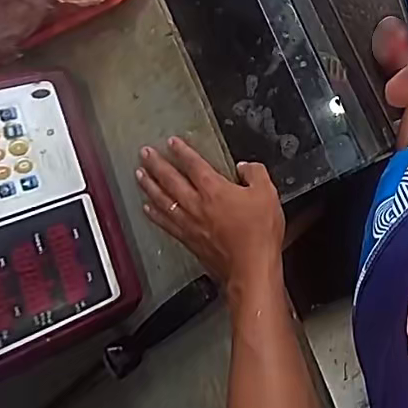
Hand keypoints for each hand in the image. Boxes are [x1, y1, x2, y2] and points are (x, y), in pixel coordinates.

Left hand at [136, 136, 285, 285]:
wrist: (250, 265)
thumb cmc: (259, 231)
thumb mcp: (268, 194)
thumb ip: (256, 174)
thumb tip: (246, 166)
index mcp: (215, 190)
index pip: (194, 165)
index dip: (183, 152)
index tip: (172, 142)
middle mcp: (196, 204)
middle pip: (171, 180)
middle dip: (157, 165)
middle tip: (145, 153)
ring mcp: (189, 223)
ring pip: (162, 200)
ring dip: (149, 185)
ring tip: (139, 174)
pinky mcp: (187, 239)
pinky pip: (164, 221)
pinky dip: (153, 213)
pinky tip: (147, 208)